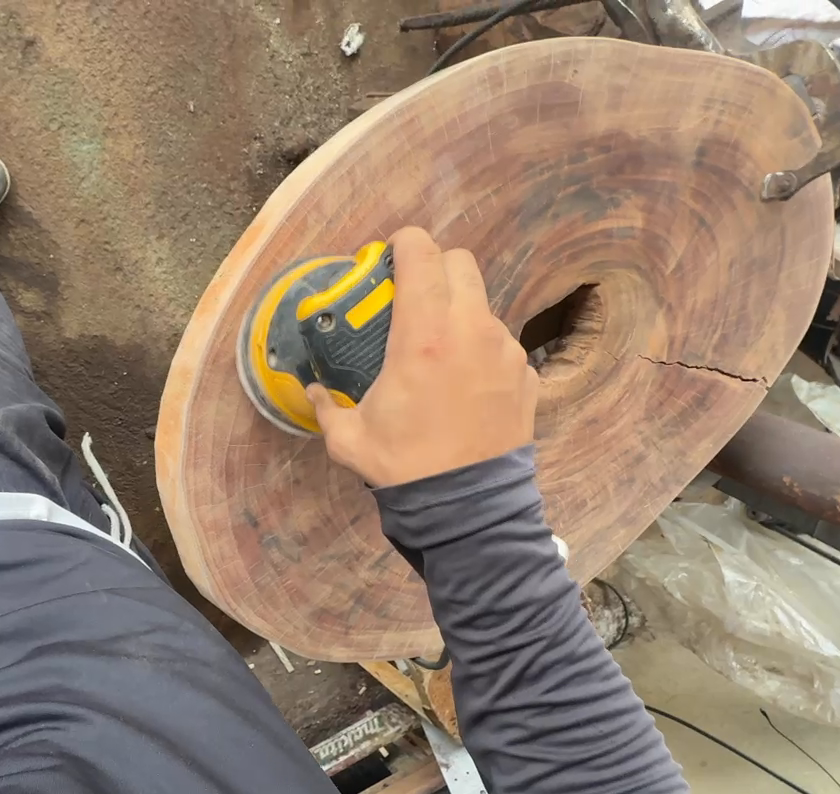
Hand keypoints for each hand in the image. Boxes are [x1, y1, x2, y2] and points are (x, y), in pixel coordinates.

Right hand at [307, 227, 535, 486]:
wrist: (465, 504)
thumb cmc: (403, 465)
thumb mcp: (348, 438)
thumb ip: (326, 406)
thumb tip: (313, 391)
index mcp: (422, 337)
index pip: (422, 257)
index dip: (405, 242)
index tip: (391, 251)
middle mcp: (470, 331)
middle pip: (461, 263)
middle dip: (435, 268)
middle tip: (413, 294)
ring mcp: (505, 350)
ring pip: (482, 305)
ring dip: (458, 312)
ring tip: (438, 350)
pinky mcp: (526, 373)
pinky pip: (501, 343)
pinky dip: (481, 349)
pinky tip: (464, 383)